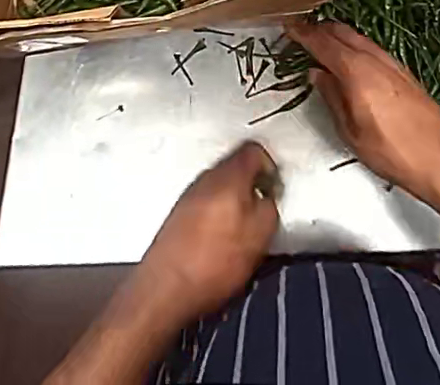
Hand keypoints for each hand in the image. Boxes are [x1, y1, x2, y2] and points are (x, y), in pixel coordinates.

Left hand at [130, 142, 279, 323]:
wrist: (165, 290)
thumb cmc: (214, 262)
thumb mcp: (259, 235)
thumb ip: (271, 207)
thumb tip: (268, 198)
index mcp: (230, 175)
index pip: (254, 150)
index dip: (270, 166)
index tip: (274, 188)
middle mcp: (207, 177)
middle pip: (236, 166)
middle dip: (252, 185)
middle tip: (262, 210)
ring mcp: (189, 194)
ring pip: (221, 185)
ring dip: (234, 201)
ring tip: (242, 231)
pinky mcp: (178, 214)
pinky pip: (206, 202)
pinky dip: (217, 214)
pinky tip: (219, 242)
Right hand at [287, 18, 439, 205]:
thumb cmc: (393, 152)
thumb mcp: (351, 132)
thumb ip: (331, 97)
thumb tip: (316, 74)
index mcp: (357, 71)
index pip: (323, 43)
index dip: (303, 34)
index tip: (288, 26)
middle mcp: (375, 59)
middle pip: (342, 33)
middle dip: (319, 29)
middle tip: (301, 30)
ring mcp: (392, 63)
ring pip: (359, 38)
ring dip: (338, 35)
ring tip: (321, 40)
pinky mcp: (403, 72)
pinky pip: (371, 48)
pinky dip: (354, 44)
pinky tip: (350, 56)